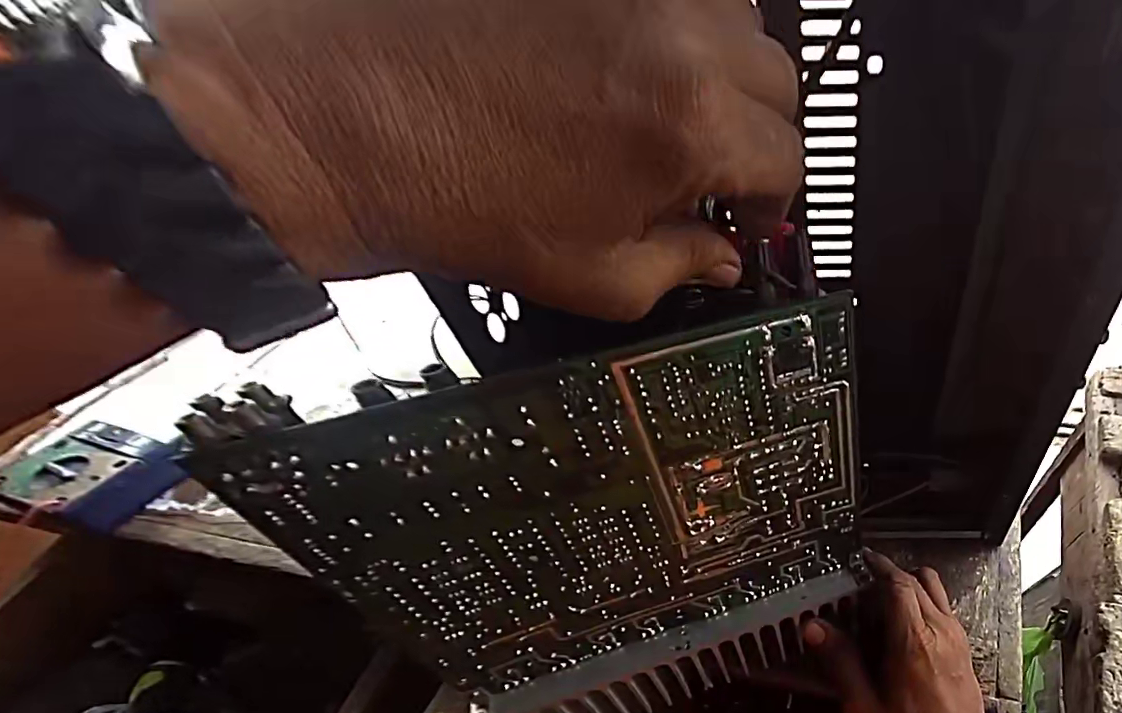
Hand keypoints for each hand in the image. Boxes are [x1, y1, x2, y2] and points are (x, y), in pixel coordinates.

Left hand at [140, 0, 801, 319]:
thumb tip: (723, 256)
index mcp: (688, 124)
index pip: (786, 160)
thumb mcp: (607, 278)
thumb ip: (688, 265)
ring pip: (735, 13)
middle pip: (777, 80)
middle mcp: (672, 32)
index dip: (773, 201)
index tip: (746, 215)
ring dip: (730, 69)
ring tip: (688, 109)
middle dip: (762, 136)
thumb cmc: (466, 207)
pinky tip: (644, 57)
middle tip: (723, 170)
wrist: (335, 123)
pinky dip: (675, 21)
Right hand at [803, 552, 1001, 712]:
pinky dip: (927, 603)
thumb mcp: (864, 705)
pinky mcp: (965, 649)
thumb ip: (841, 662)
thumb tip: (815, 628)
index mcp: (914, 640)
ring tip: (886, 599)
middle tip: (867, 580)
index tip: (863, 559)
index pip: (900, 584)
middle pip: (920, 581)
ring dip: (913, 585)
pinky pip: (946, 610)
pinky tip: (907, 626)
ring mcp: (958, 638)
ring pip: (938, 591)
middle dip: (893, 573)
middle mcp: (941, 631)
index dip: (881, 566)